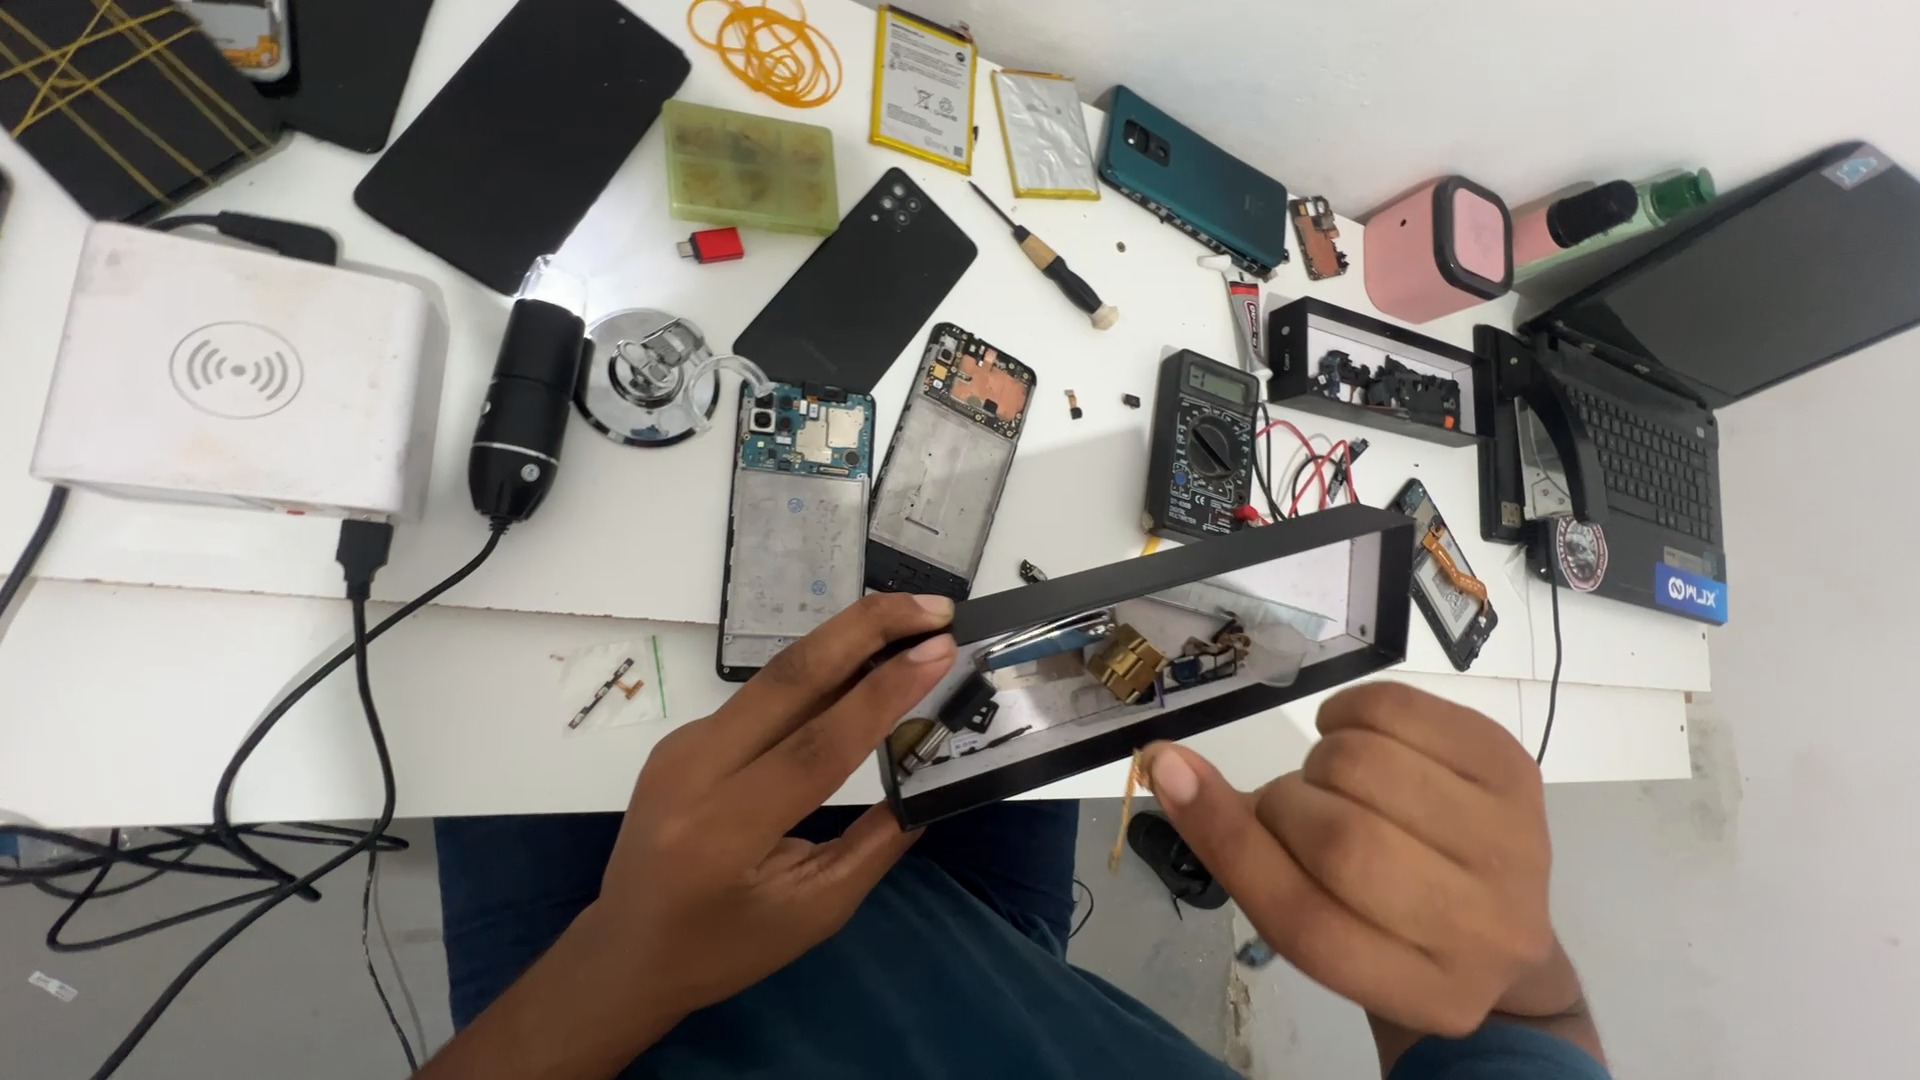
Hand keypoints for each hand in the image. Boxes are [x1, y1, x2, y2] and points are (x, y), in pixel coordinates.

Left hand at [585, 592, 957, 1020]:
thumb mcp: (816, 910)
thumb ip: (876, 842)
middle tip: (935, 607)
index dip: (884, 692)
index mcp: (725, 832)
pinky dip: (823, 667)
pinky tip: (865, 658)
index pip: (817, 745)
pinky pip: (765, 692)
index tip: (940, 650)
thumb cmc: (726, 947)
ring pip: (778, 673)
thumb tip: (931, 771)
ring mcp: (684, 744)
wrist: (626, 951)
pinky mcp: (687, 734)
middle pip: (790, 678)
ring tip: (912, 618)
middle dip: (867, 628)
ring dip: (848, 636)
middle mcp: (694, 771)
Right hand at [1143, 682, 1559, 1036]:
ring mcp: (1513, 845)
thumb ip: (1231, 841)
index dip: (1226, 838)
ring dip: (1325, 759)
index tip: (1167, 765)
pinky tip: (1368, 738)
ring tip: (1343, 783)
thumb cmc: (1374, 915)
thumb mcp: (1301, 906)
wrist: (1487, 914)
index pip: (1303, 918)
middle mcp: (1482, 931)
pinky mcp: (1514, 770)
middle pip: (1339, 839)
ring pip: (1365, 764)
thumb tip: (1164, 761)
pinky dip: (1354, 710)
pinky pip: (1398, 709)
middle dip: (1288, 802)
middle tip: (1301, 806)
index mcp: (1415, 987)